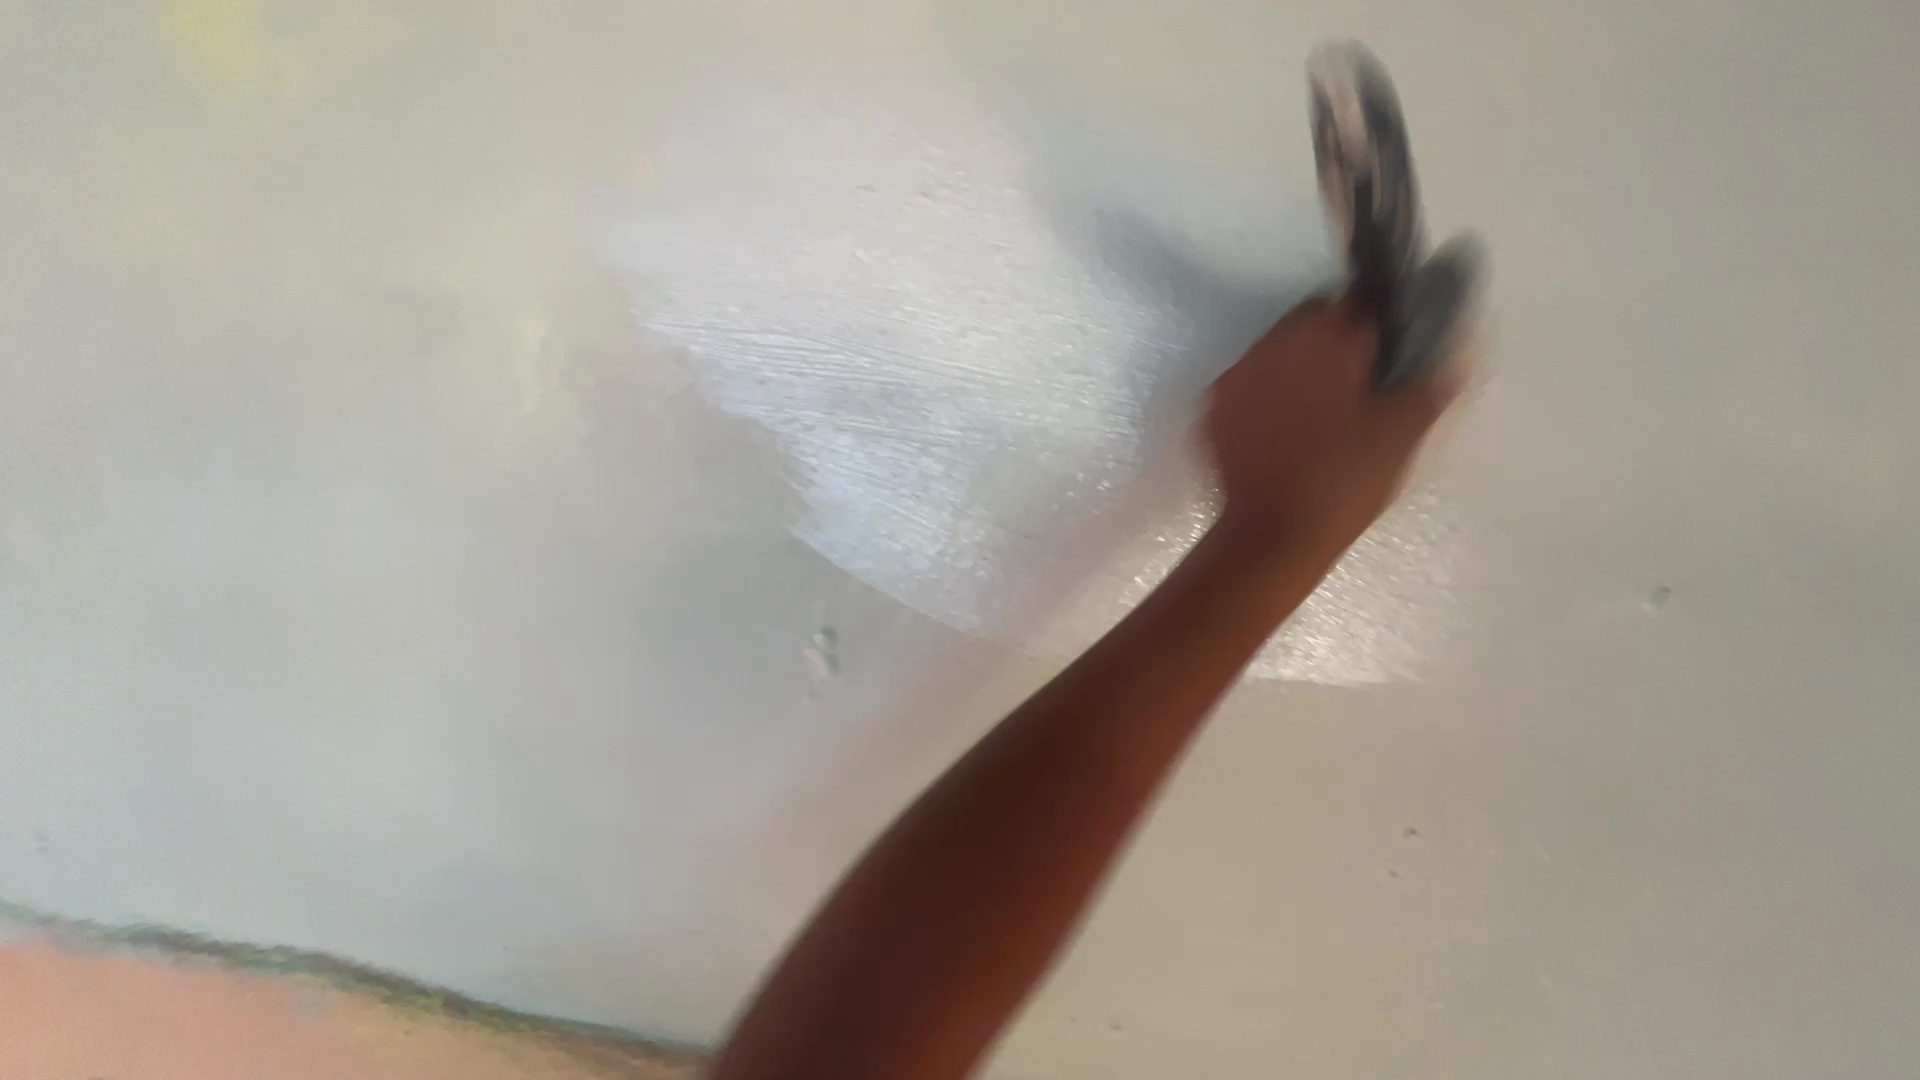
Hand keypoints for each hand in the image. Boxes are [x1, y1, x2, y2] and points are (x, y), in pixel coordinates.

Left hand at [1204, 295, 1461, 561]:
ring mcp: (1235, 375)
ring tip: (1314, 409)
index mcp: (1326, 339)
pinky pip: (1245, 382)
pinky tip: (1278, 428)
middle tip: (1352, 384)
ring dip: (1293, 363)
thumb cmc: (1344, 482)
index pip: (1357, 300)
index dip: (1375, 322)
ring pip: (1272, 349)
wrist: (1272, 533)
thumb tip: (1440, 350)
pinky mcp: (1210, 407)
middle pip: (1309, 318)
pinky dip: (1262, 392)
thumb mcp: (1403, 431)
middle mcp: (1273, 344)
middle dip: (1331, 338)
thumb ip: (1426, 378)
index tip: (1383, 350)